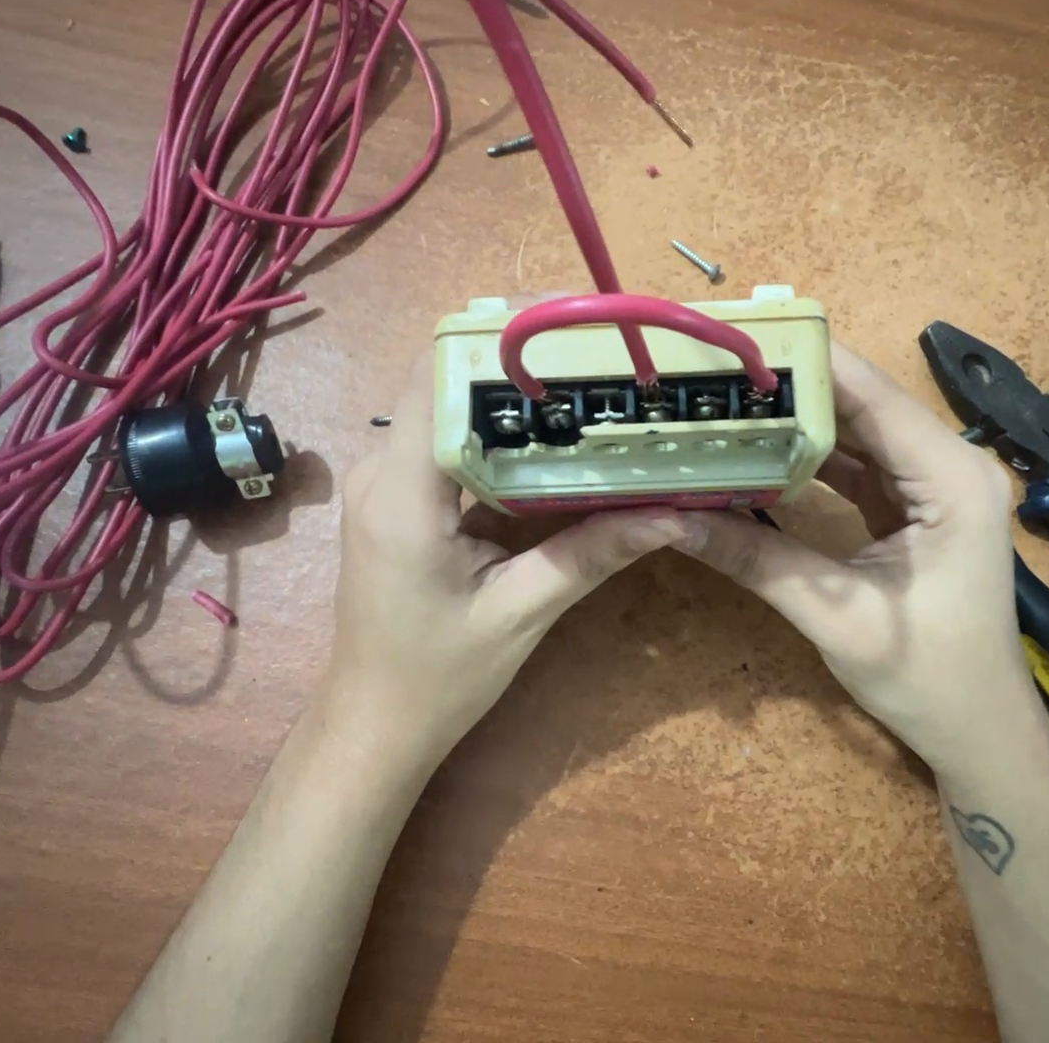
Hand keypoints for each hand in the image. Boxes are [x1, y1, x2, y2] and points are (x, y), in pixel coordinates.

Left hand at [327, 359, 687, 767]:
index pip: (438, 376)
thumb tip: (673, 515)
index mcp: (402, 493)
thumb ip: (591, 555)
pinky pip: (451, 444)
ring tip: (587, 383)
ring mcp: (387, 481)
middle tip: (597, 353)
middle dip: (519, 357)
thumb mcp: (521, 614)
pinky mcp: (401, 498)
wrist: (375, 725)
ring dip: (513, 393)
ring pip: (449, 407)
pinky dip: (502, 433)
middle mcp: (382, 470)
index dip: (500, 336)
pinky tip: (556, 439)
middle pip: (445, 380)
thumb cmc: (438, 679)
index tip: (571, 323)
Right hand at [674, 342, 1034, 771]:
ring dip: (799, 419)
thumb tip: (671, 521)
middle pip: (864, 406)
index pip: (872, 397)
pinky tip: (763, 448)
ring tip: (729, 399)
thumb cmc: (927, 678)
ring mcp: (935, 485)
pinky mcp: (916, 507)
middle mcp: (951, 466)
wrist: (979, 730)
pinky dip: (812, 457)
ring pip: (859, 432)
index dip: (807, 362)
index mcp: (951, 480)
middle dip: (794, 387)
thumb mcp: (835, 616)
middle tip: (717, 369)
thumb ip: (756, 558)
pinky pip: (859, 465)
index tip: (739, 340)